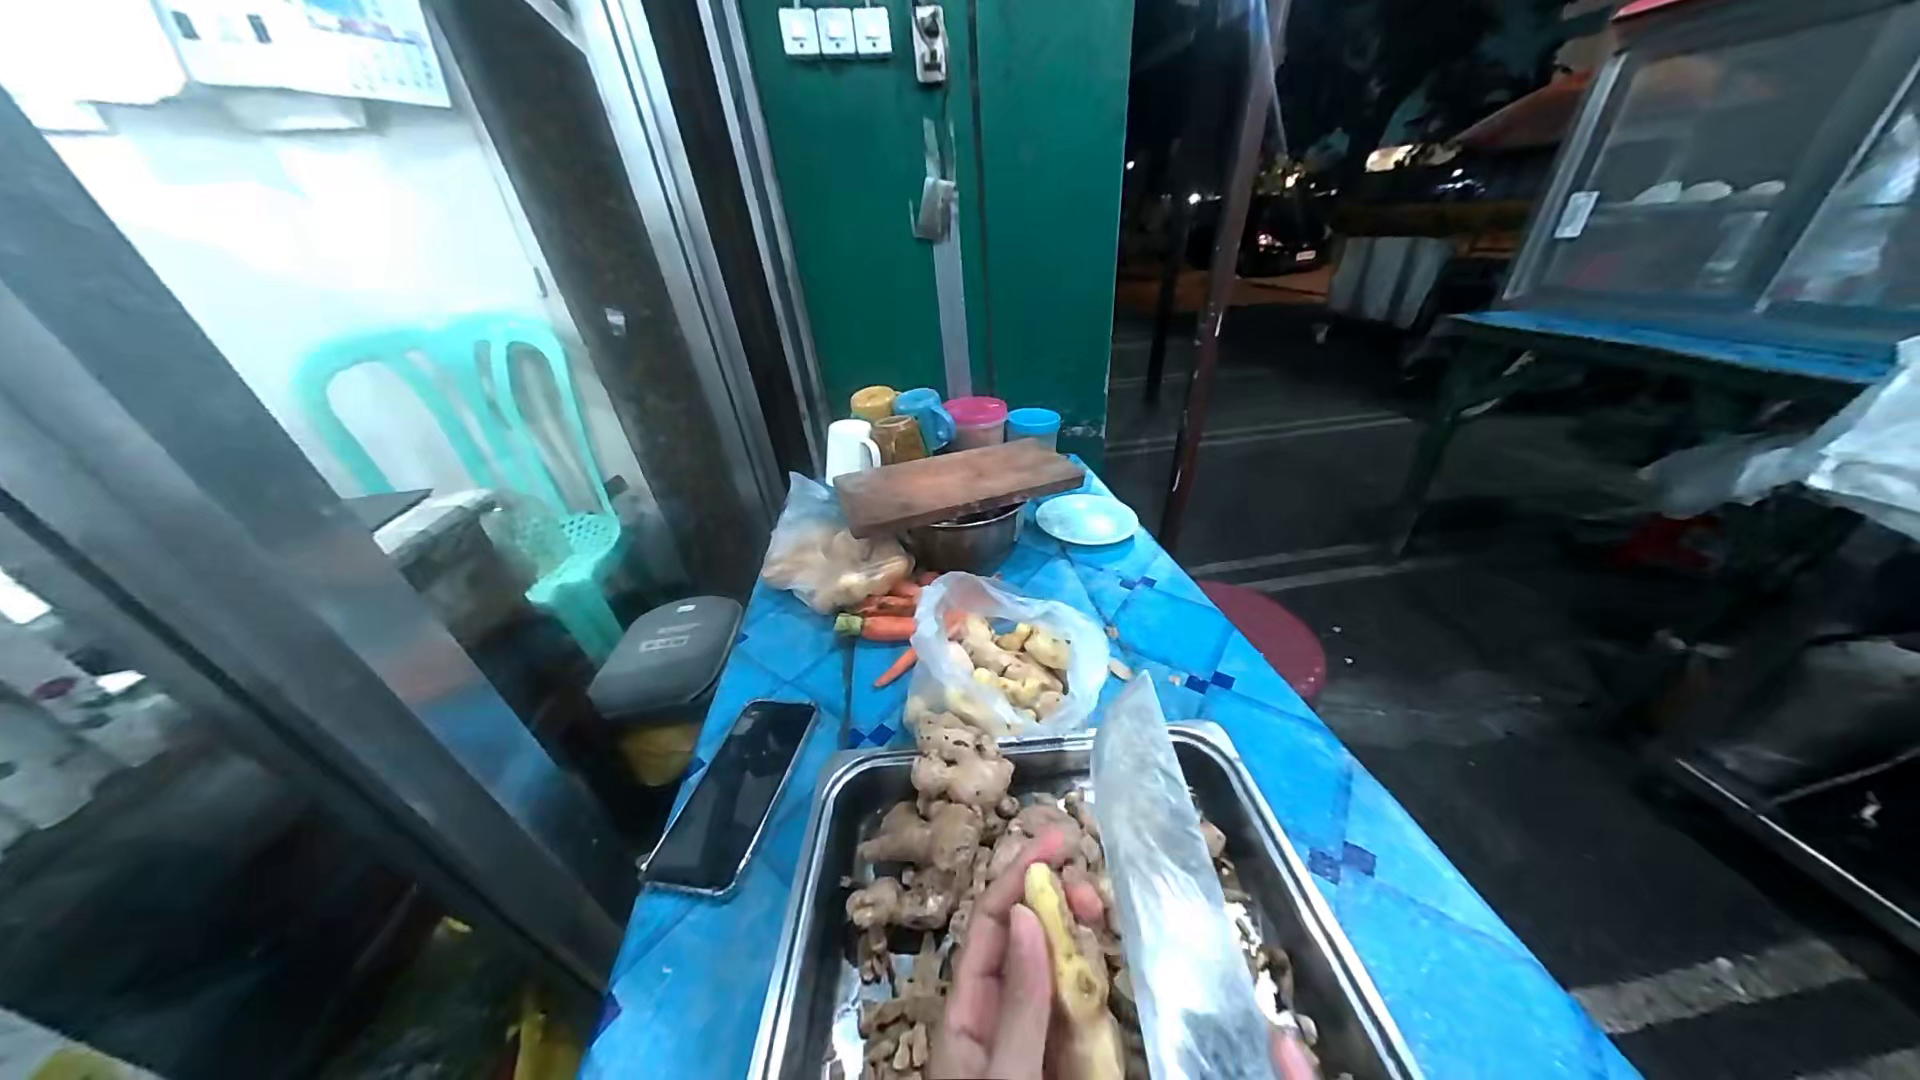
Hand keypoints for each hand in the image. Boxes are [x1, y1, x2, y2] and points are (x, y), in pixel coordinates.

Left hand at [930, 828, 1104, 1079]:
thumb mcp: (1003, 1075)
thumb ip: (1020, 1003)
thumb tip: (1028, 913)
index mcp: (966, 1011)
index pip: (990, 923)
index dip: (1019, 875)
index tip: (1056, 841)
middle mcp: (997, 1013)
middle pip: (1024, 937)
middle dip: (1055, 902)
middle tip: (1090, 893)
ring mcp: (1033, 1036)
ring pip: (1055, 967)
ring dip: (1077, 936)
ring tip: (1101, 918)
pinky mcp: (1066, 1060)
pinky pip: (1078, 1008)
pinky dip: (1093, 983)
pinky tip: (1106, 971)